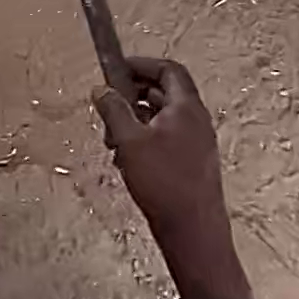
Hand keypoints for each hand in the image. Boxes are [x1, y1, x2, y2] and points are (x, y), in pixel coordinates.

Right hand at [94, 57, 230, 253]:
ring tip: (112, 137)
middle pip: (163, 91)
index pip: (169, 69)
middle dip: (131, 93)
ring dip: (133, 118)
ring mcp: (197, 143)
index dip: (141, 64)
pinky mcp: (192, 163)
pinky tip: (125, 157)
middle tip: (107, 104)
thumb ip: (113, 108)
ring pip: (160, 115)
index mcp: (186, 109)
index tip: (115, 69)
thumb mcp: (127, 139)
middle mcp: (196, 122)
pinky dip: (143, 136)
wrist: (193, 234)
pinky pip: (165, 136)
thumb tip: (101, 89)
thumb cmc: (161, 180)